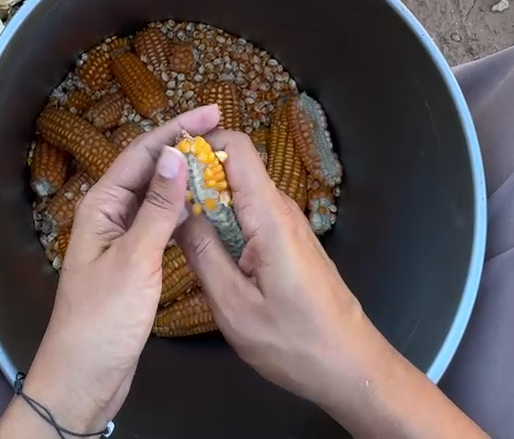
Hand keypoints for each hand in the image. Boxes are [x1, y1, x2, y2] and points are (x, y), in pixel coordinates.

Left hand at [12, 104, 221, 433]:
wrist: (84, 379)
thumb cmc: (103, 319)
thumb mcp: (135, 260)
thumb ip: (157, 208)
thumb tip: (176, 154)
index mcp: (102, 205)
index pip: (142, 153)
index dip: (177, 129)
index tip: (211, 112)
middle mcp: (110, 213)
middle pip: (149, 168)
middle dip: (183, 145)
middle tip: (222, 130)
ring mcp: (122, 237)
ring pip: (157, 194)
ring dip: (185, 176)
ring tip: (219, 161)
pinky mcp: (135, 260)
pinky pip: (161, 221)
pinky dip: (183, 209)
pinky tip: (205, 207)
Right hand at [172, 129, 393, 415]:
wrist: (353, 368)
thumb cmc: (295, 342)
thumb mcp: (235, 306)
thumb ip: (202, 253)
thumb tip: (175, 208)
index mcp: (269, 214)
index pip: (236, 146)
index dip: (200, 144)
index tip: (167, 166)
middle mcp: (280, 207)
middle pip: (233, 166)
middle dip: (196, 176)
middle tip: (161, 203)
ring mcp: (286, 222)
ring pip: (239, 191)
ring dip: (207, 201)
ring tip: (175, 225)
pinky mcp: (288, 240)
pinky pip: (249, 213)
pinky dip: (223, 220)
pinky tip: (205, 248)